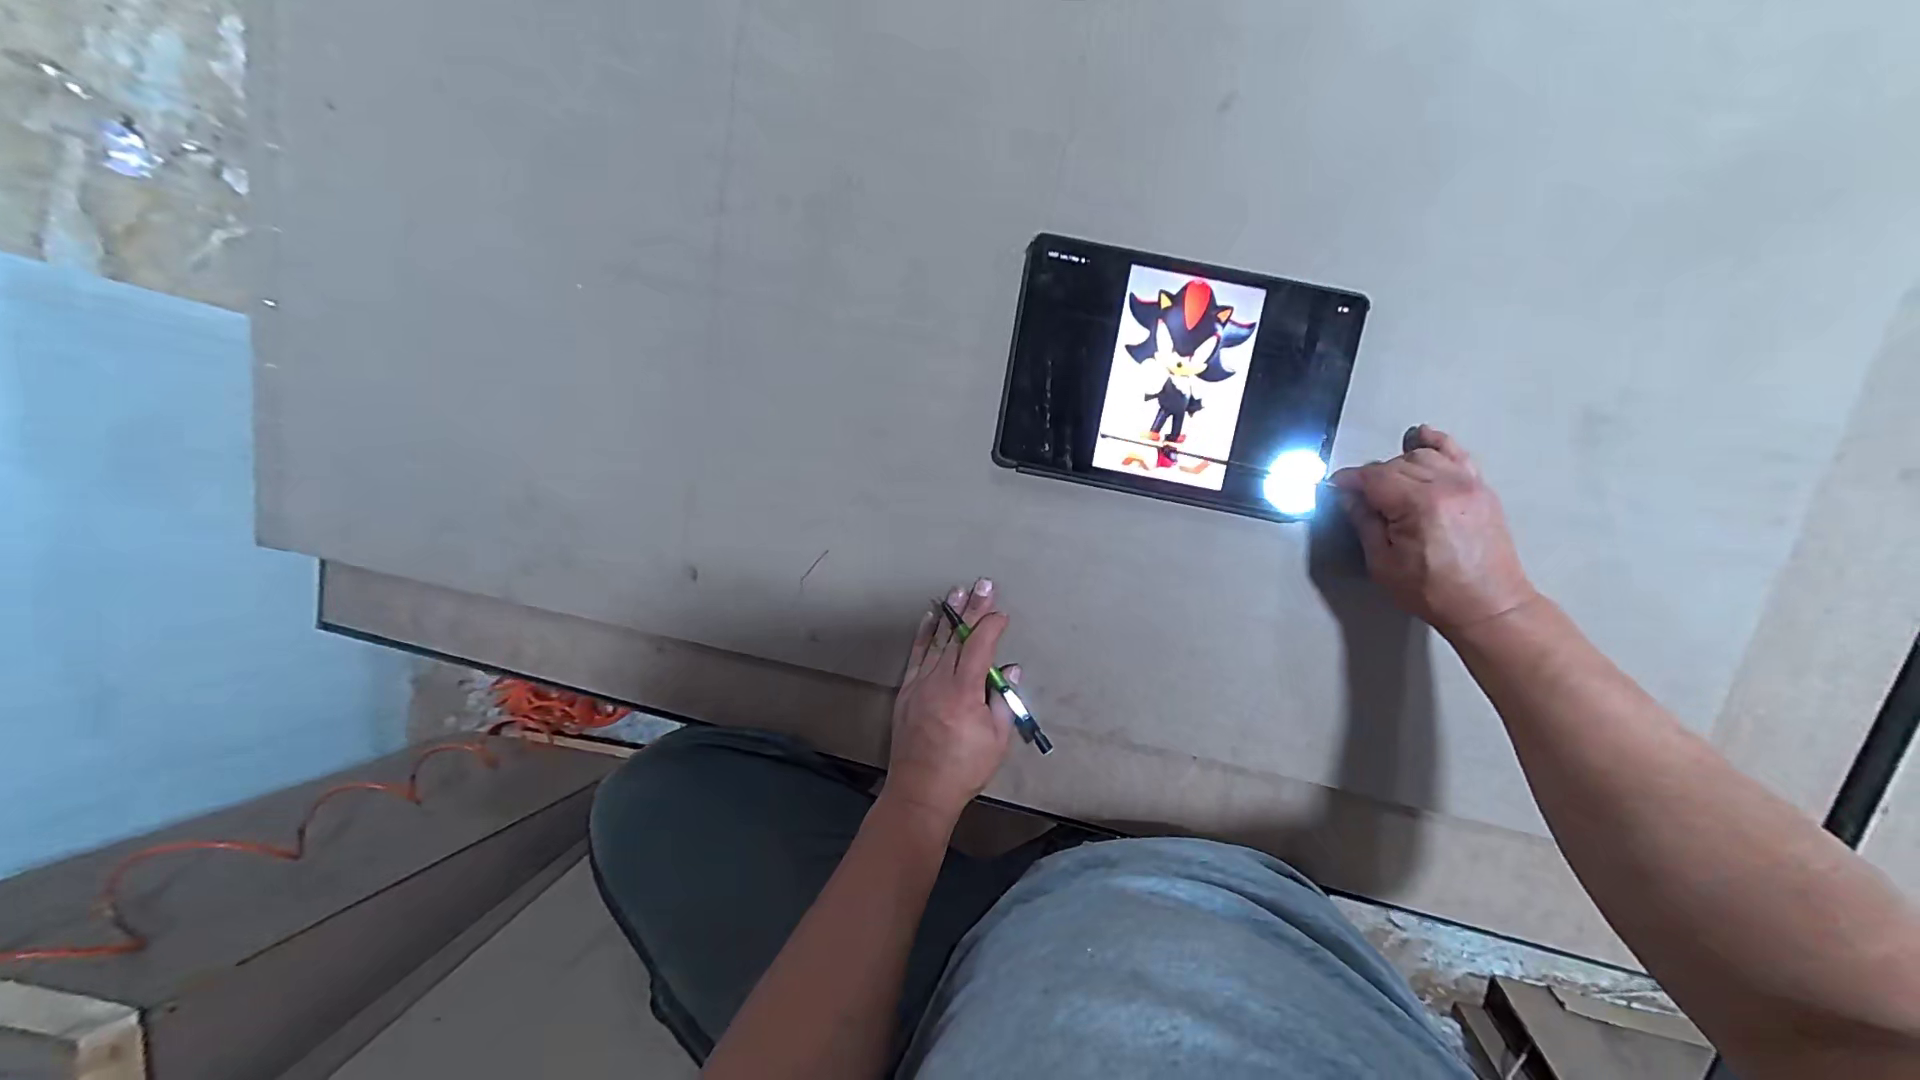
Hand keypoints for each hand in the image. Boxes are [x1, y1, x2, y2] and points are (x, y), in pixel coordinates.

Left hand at [883, 578, 1017, 823]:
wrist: (920, 790)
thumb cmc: (964, 768)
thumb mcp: (997, 739)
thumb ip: (1003, 700)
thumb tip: (1008, 670)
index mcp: (964, 693)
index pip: (979, 648)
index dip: (991, 626)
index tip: (1001, 614)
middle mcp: (939, 682)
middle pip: (958, 638)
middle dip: (973, 609)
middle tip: (982, 584)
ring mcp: (920, 685)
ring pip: (936, 641)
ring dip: (950, 615)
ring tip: (958, 592)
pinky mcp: (906, 692)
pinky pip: (916, 656)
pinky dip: (924, 635)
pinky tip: (930, 618)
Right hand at [1330, 425, 1538, 634]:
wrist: (1489, 605)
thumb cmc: (1435, 591)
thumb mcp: (1382, 562)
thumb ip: (1364, 522)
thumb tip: (1348, 497)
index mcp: (1419, 505)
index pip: (1374, 477)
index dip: (1349, 481)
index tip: (1334, 487)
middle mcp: (1446, 487)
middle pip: (1396, 464)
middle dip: (1372, 477)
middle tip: (1357, 497)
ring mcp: (1468, 485)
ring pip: (1422, 456)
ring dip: (1398, 464)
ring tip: (1385, 483)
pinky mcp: (1480, 490)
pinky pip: (1457, 454)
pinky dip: (1438, 443)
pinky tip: (1422, 436)